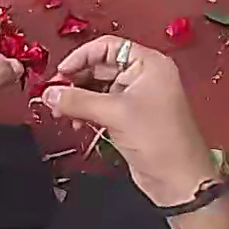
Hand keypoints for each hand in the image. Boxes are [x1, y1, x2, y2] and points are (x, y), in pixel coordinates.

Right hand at [43, 36, 217, 207]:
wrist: (180, 182)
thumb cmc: (158, 140)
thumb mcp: (115, 114)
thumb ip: (78, 100)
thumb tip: (48, 93)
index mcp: (149, 64)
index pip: (108, 47)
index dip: (81, 57)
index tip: (60, 73)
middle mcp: (144, 76)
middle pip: (101, 66)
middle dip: (76, 80)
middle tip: (54, 95)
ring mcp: (138, 97)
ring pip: (99, 87)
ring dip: (78, 98)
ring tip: (60, 112)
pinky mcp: (131, 117)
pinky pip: (102, 106)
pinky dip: (87, 111)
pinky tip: (76, 122)